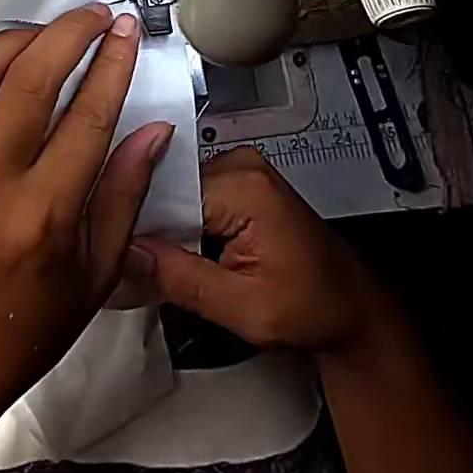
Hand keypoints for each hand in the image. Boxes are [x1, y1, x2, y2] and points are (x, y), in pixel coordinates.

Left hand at [0, 4, 174, 441]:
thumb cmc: (29, 325)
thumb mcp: (98, 273)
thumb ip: (126, 193)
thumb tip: (154, 129)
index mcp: (44, 216)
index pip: (86, 117)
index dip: (113, 64)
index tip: (128, 31)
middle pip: (28, 81)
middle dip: (69, 34)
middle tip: (95, 16)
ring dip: (13, 38)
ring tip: (46, 30)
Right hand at [135, 146, 392, 353]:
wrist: (349, 304)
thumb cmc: (314, 306)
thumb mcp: (245, 309)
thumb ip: (182, 280)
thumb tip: (125, 254)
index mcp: (244, 184)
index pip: (164, 192)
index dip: (140, 228)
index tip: (122, 259)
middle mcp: (239, 163)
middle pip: (166, 188)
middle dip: (151, 230)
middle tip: (142, 272)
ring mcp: (236, 167)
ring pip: (171, 192)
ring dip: (164, 229)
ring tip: (165, 265)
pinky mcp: (234, 179)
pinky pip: (188, 195)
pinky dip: (179, 226)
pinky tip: (182, 252)